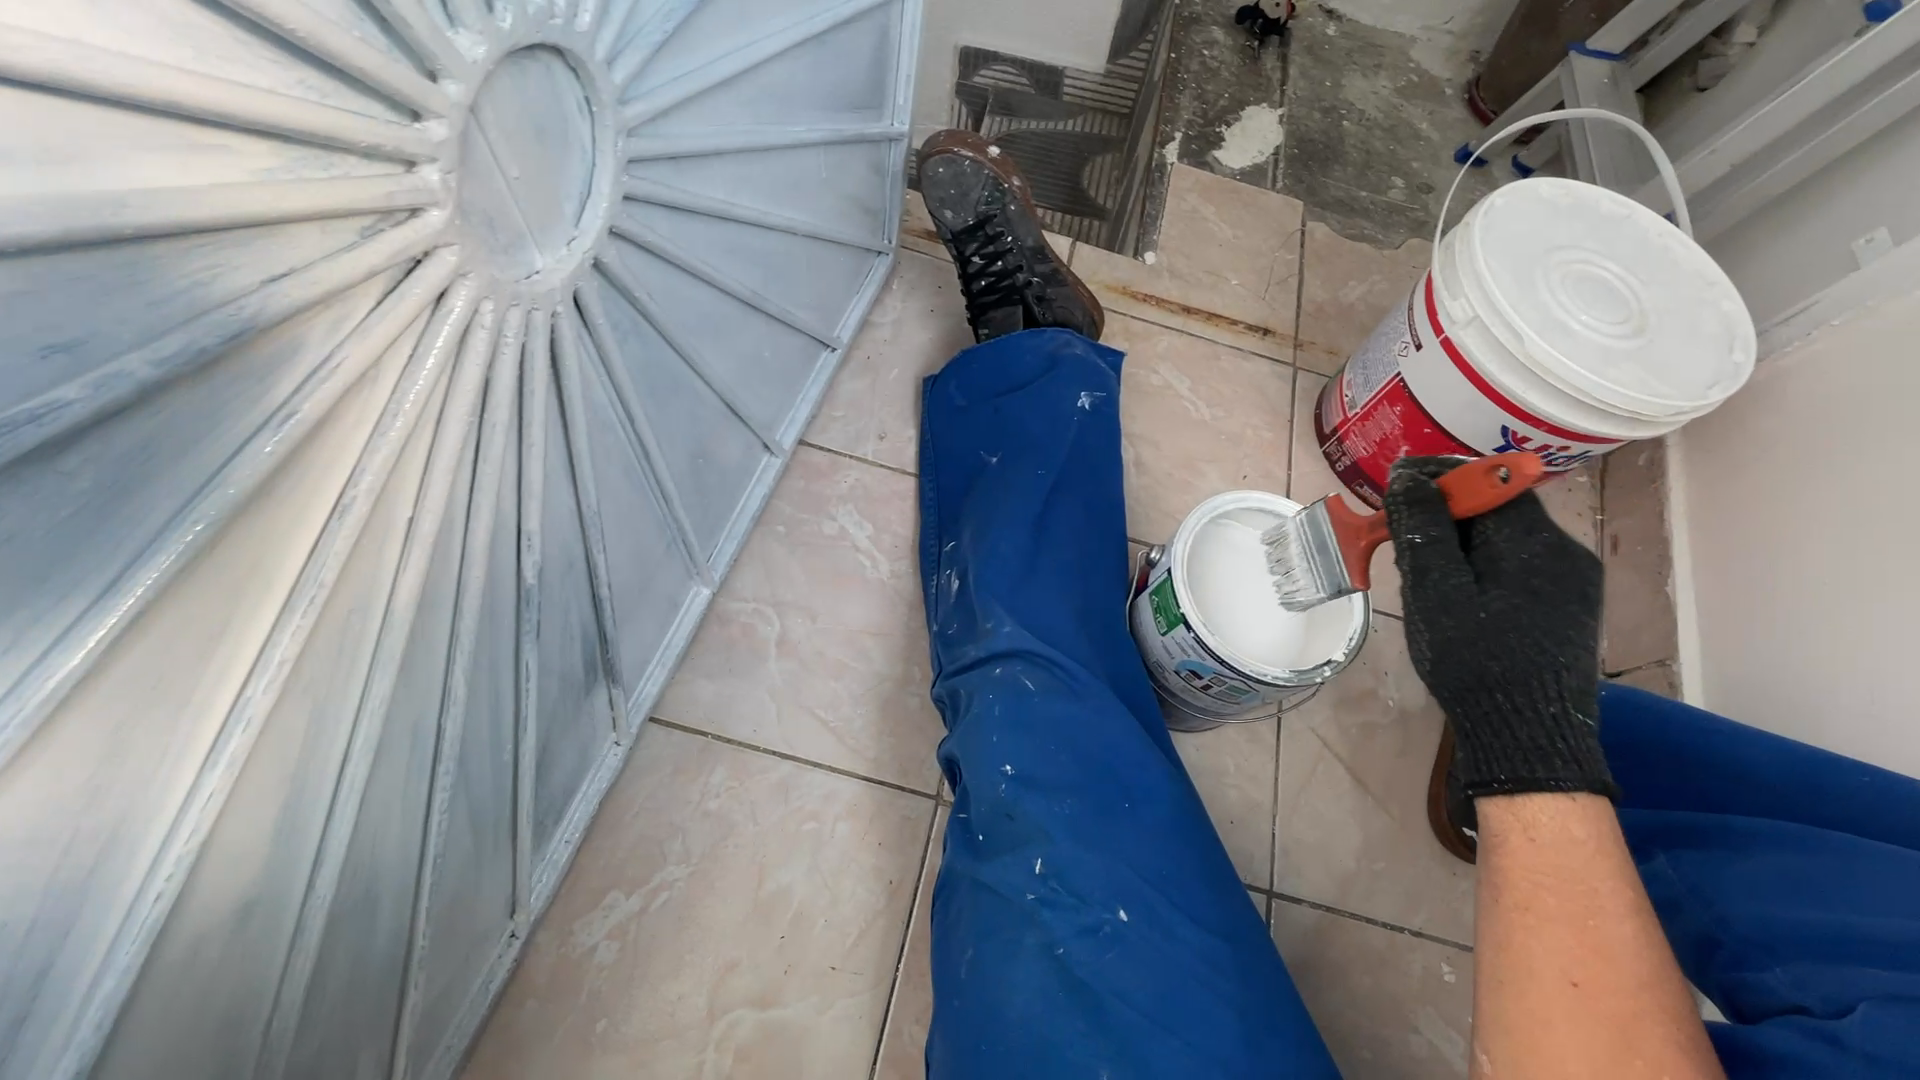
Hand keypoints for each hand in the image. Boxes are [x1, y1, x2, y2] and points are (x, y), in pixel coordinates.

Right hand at [1382, 457, 1615, 805]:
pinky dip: (1479, 567)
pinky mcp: (1567, 610)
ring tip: (1419, 570)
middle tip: (1396, 534)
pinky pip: (1517, 568)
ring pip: (1505, 541)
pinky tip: (1454, 595)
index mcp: (1536, 544)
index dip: (1440, 476)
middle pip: (1497, 511)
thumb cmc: (1476, 662)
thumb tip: (1408, 479)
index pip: (1489, 481)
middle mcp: (1565, 554)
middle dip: (1445, 513)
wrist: (1529, 736)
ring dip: (1460, 543)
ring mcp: (1572, 584)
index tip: (1395, 484)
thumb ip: (1424, 530)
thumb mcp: (1435, 593)